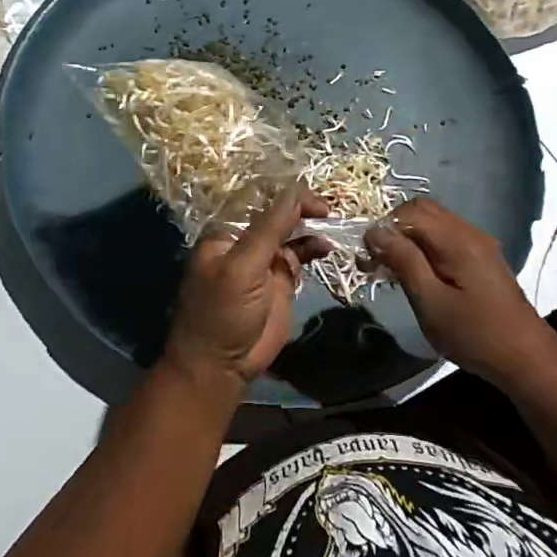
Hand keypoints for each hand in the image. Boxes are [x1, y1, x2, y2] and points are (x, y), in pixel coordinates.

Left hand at [163, 187, 331, 389]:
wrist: (222, 364)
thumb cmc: (222, 313)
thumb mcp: (243, 268)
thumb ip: (269, 229)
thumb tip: (294, 191)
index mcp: (226, 231)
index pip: (258, 198)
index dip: (285, 193)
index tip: (313, 198)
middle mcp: (246, 239)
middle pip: (278, 212)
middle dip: (303, 207)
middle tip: (330, 210)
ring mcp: (264, 258)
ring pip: (292, 231)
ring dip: (312, 225)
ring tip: (334, 225)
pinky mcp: (281, 278)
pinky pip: (301, 254)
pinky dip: (315, 246)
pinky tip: (328, 246)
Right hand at [364, 198, 556, 390]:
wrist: (525, 358)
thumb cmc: (474, 334)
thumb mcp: (430, 302)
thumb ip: (403, 261)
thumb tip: (374, 232)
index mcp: (457, 240)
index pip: (409, 212)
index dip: (383, 228)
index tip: (367, 257)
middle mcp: (469, 233)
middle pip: (421, 211)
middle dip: (393, 229)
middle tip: (377, 260)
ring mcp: (478, 244)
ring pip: (432, 223)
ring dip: (407, 238)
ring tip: (392, 269)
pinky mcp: (480, 258)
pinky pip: (444, 237)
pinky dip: (423, 246)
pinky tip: (415, 274)